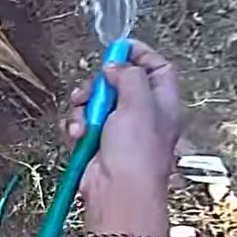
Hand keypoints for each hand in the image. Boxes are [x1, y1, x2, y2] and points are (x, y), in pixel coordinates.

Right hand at [61, 39, 179, 236]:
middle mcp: (140, 115)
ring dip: (82, 109)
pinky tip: (78, 136)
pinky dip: (75, 128)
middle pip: (116, 84)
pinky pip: (79, 124)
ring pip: (93, 104)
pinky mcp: (94, 144)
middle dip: (98, 85)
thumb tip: (115, 65)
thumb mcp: (139, 103)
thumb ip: (128, 76)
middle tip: (91, 91)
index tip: (119, 46)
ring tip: (83, 122)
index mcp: (161, 103)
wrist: (117, 191)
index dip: (139, 54)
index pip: (156, 68)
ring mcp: (116, 130)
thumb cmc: (136, 152)